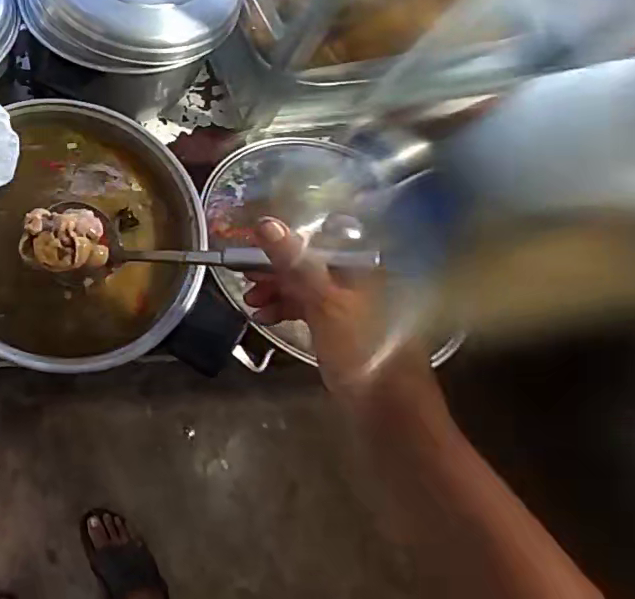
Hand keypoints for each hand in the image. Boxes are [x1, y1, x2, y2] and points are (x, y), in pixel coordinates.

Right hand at [240, 216, 380, 386]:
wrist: (390, 411)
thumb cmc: (361, 348)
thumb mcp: (322, 301)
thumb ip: (294, 261)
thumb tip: (265, 223)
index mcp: (359, 266)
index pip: (313, 240)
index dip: (280, 242)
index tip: (251, 247)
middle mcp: (355, 280)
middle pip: (306, 263)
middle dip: (273, 269)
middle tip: (244, 276)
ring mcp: (349, 306)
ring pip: (304, 287)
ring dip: (274, 290)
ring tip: (250, 301)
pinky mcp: (340, 330)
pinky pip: (306, 308)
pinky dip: (284, 309)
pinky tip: (265, 318)